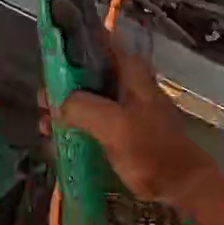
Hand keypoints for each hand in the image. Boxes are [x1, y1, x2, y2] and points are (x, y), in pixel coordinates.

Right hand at [56, 46, 223, 224]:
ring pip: (81, 92)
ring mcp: (119, 100)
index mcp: (127, 68)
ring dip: (61, 106)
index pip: (94, 39)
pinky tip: (56, 136)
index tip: (46, 57)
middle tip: (43, 104)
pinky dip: (70, 121)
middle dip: (58, 84)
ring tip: (45, 125)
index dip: (68, 41)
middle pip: (81, 68)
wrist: (180, 185)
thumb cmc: (151, 150)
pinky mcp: (116, 122)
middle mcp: (122, 77)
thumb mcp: (114, 125)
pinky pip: (86, 113)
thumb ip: (81, 107)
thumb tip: (56, 104)